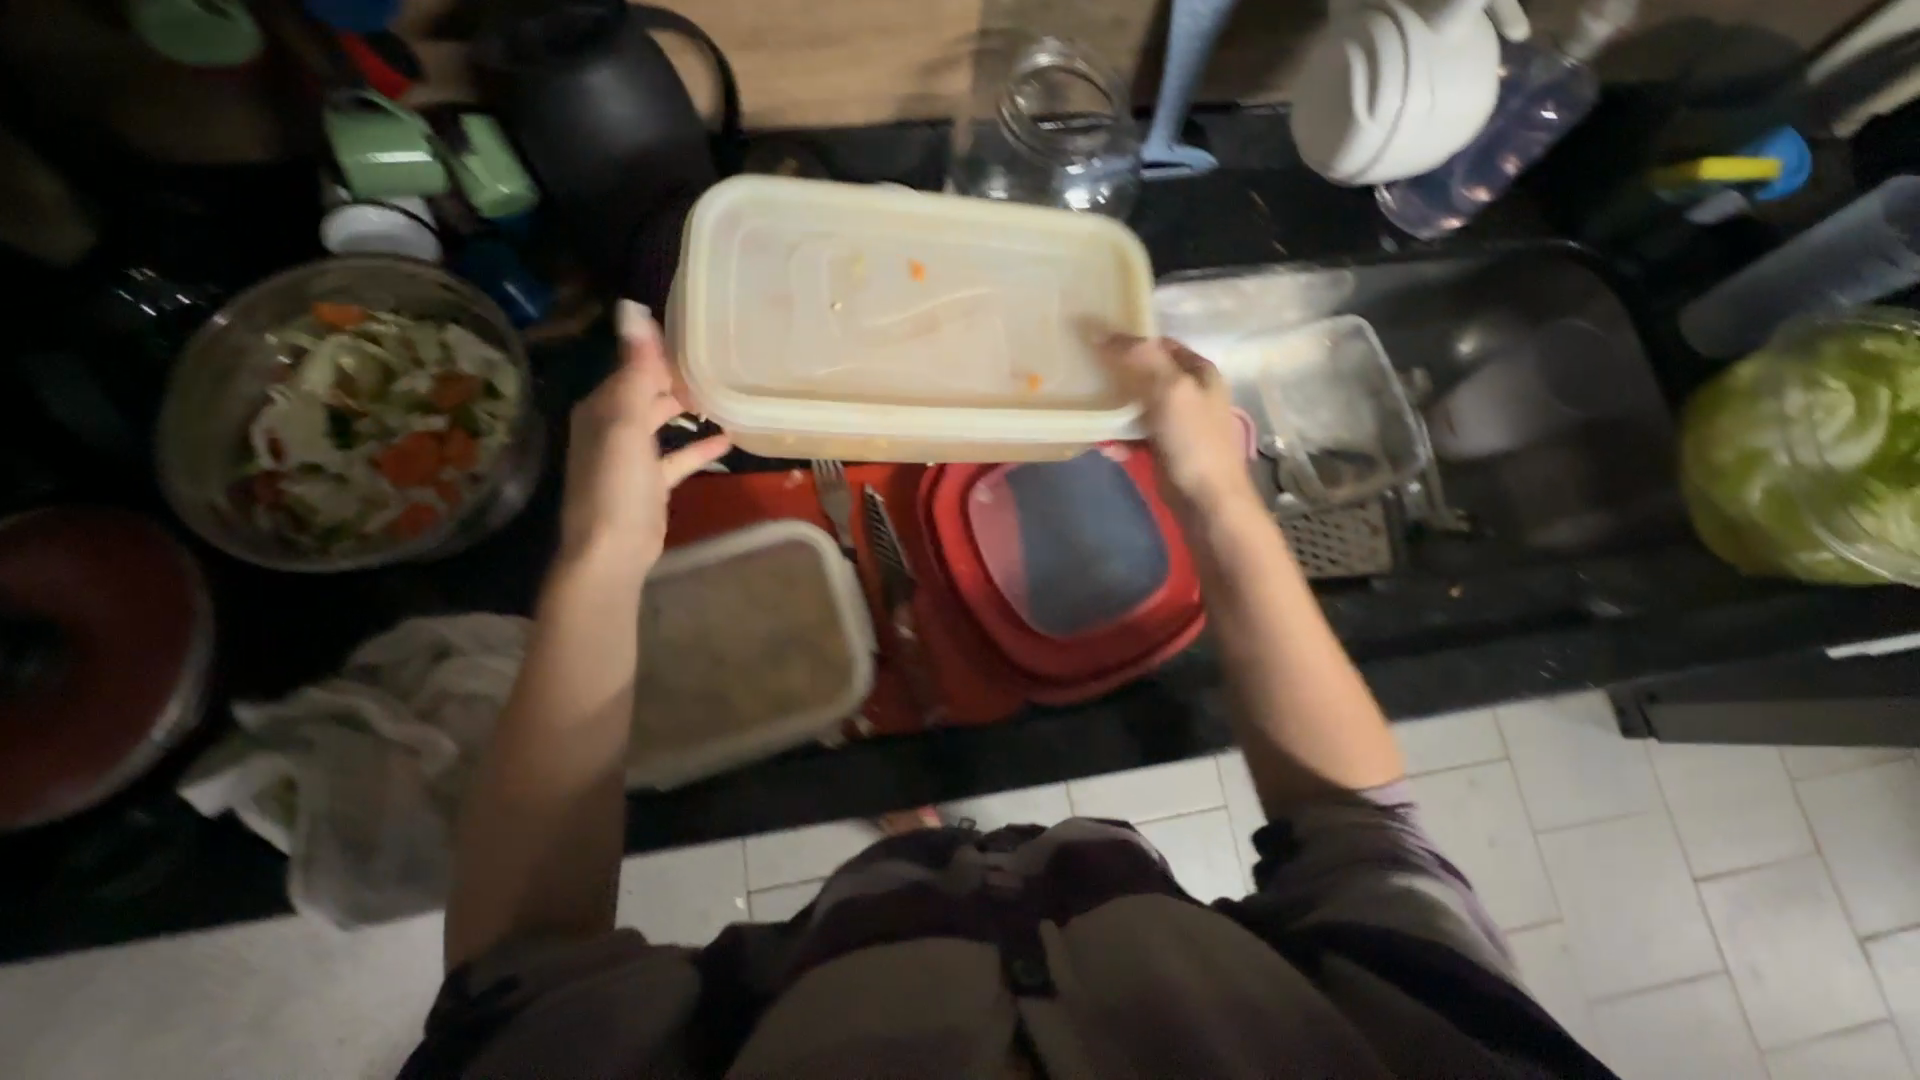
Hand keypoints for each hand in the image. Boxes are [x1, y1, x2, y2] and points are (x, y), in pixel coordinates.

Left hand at [557, 300, 729, 586]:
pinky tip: (727, 439)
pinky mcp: (651, 483)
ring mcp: (631, 457)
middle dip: (674, 377)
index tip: (696, 334)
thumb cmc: (617, 482)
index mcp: (601, 407)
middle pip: (646, 392)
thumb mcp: (625, 421)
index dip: (658, 352)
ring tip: (722, 392)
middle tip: (716, 360)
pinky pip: (678, 457)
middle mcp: (612, 426)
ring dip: (686, 409)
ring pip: (661, 421)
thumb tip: (632, 309)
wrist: (612, 548)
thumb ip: (635, 369)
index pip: (631, 367)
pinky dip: (698, 448)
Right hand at [1101, 334, 1259, 521]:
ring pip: (1138, 407)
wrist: (1207, 500)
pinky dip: (1120, 440)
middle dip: (1118, 376)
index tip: (1097, 343)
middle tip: (1087, 375)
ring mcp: (1178, 424)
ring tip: (1090, 413)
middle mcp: (1191, 394)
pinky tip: (1105, 447)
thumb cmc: (1192, 440)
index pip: (1161, 345)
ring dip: (1115, 411)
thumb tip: (1101, 332)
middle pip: (1148, 375)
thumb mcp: (1169, 389)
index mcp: (1199, 372)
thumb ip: (1139, 358)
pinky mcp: (1165, 450)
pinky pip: (1136, 437)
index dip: (1132, 340)